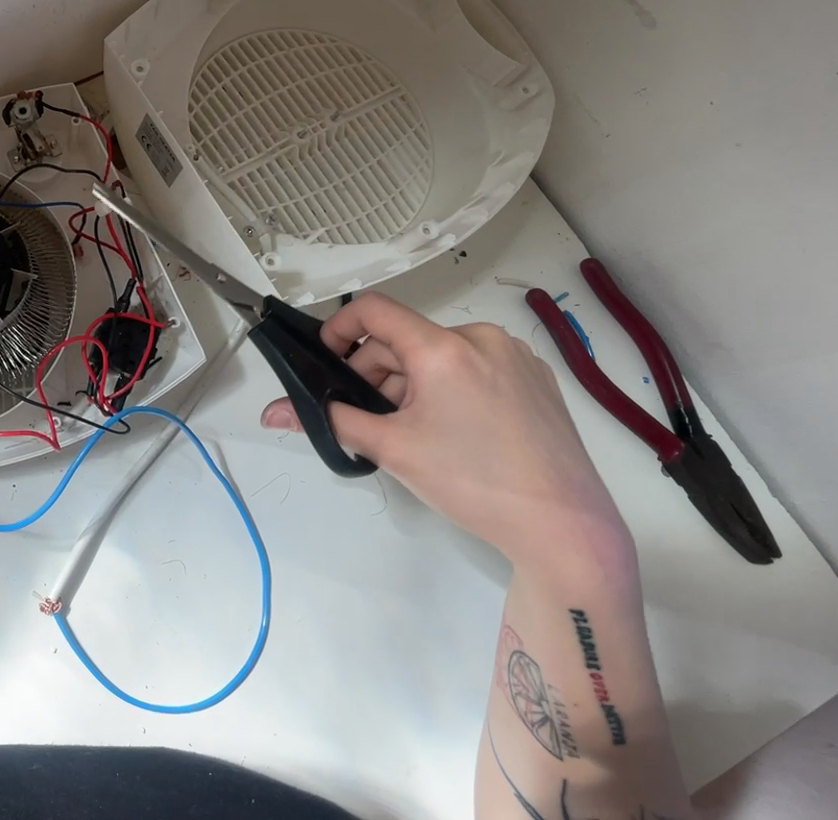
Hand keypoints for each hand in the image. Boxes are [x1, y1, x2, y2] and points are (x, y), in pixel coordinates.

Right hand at [261, 293, 632, 577]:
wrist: (564, 526)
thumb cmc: (474, 482)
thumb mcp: (391, 449)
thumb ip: (328, 420)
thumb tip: (274, 414)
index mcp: (444, 348)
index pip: (374, 310)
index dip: (338, 329)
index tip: (327, 362)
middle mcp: (482, 339)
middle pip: (404, 338)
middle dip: (374, 372)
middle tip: (366, 416)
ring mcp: (514, 357)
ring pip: (437, 354)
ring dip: (409, 382)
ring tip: (410, 430)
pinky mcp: (535, 379)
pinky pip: (472, 367)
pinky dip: (446, 387)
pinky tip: (449, 430)